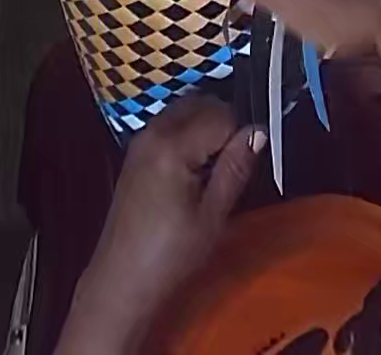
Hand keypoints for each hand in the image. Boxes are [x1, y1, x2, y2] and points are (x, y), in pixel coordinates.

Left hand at [59, 96, 262, 353]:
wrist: (121, 279)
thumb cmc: (171, 254)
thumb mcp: (212, 215)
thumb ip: (235, 167)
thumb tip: (259, 130)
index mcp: (173, 145)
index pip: (220, 114)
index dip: (241, 133)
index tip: (248, 160)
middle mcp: (154, 129)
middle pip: (200, 102)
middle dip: (224, 122)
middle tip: (234, 162)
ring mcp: (141, 136)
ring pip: (184, 108)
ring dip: (206, 123)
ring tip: (216, 165)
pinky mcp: (136, 148)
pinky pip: (170, 121)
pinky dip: (188, 130)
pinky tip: (194, 165)